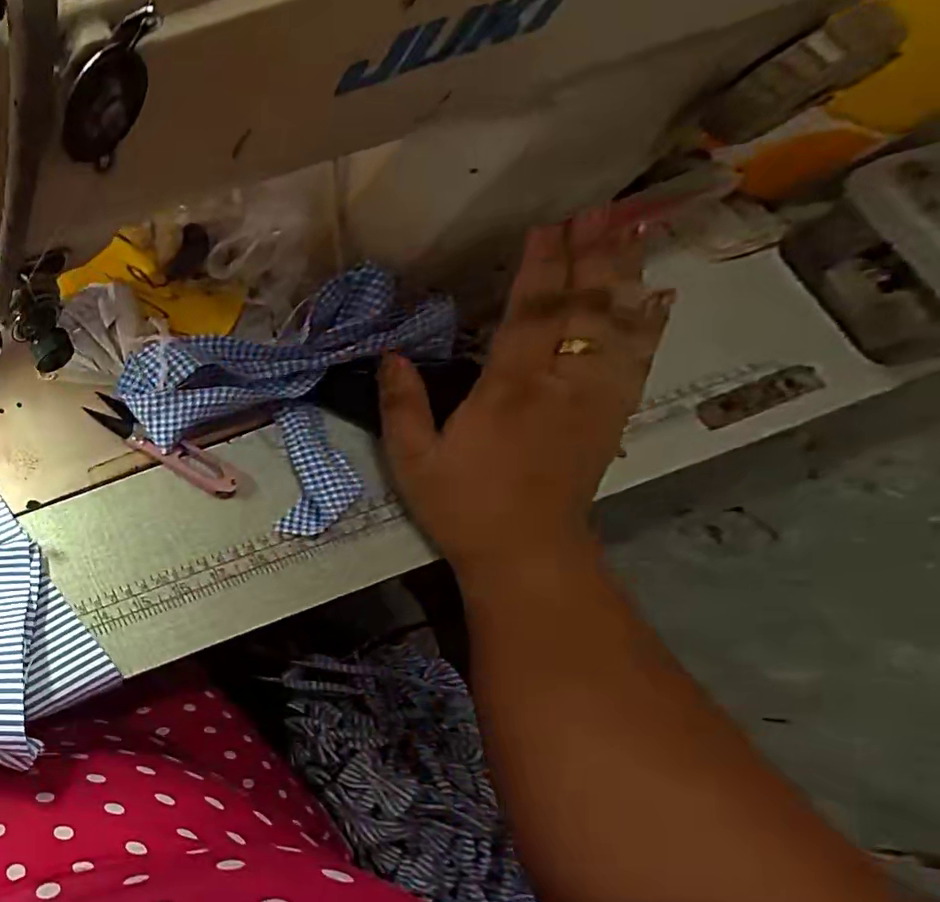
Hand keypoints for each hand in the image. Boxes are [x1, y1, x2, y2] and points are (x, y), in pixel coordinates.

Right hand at [379, 205, 674, 581]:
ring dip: (626, 272)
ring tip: (631, 228)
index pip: (530, 313)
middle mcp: (560, 382)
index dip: (539, 267)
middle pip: (583, 306)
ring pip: (619, 322)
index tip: (546, 226)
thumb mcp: (411, 459)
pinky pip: (639, 356)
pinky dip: (650, 321)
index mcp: (507, 390)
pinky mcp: (612, 414)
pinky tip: (657, 294)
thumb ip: (401, 405)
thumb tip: (391, 355)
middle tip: (599, 206)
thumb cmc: (459, 503)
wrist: (523, 547)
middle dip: (591, 253)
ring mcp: (595, 396)